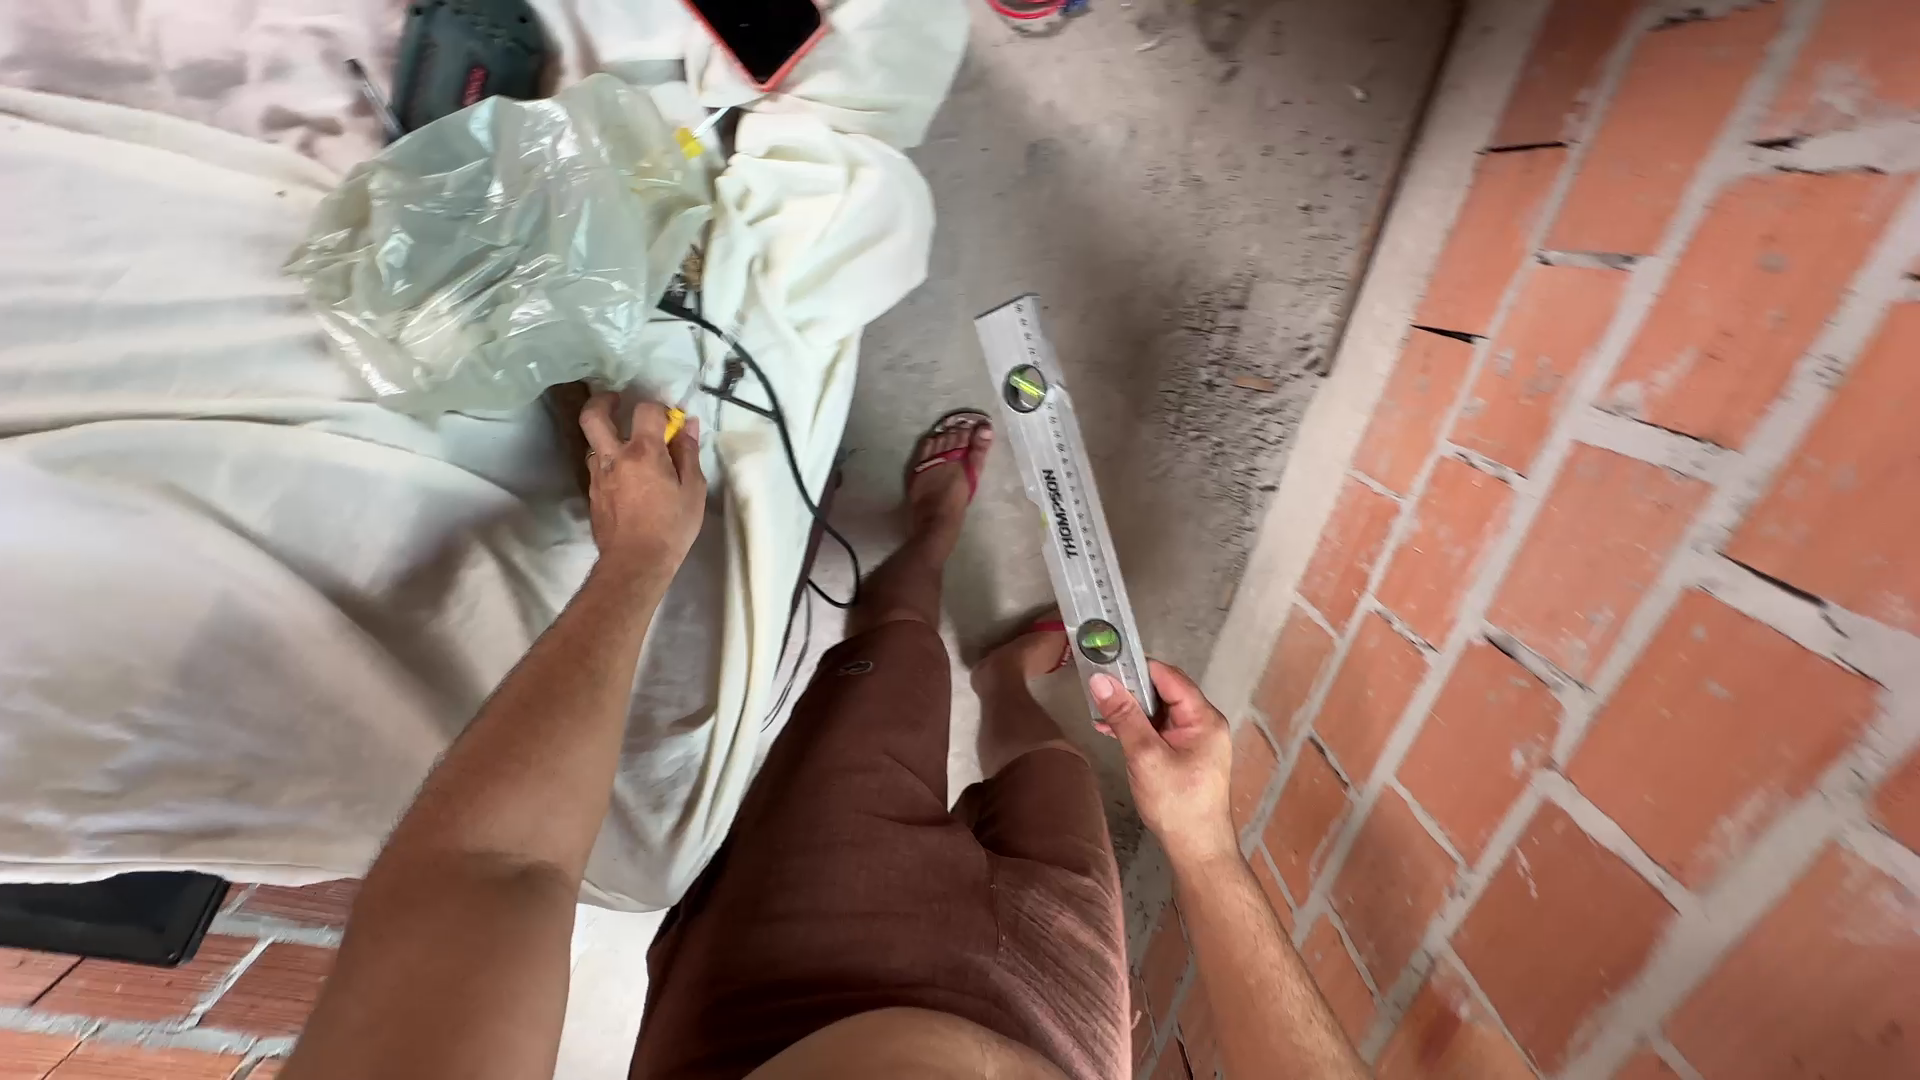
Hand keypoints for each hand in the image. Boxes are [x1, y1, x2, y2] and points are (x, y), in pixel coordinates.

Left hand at [580, 393, 707, 577]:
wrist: (636, 563)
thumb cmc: (672, 527)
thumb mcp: (693, 490)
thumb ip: (688, 453)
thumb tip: (688, 425)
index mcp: (643, 453)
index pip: (646, 411)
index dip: (659, 408)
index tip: (670, 418)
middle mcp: (614, 458)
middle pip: (593, 416)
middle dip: (603, 401)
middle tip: (617, 400)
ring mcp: (598, 475)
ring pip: (593, 442)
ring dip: (607, 435)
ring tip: (627, 444)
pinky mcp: (592, 493)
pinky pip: (598, 466)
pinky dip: (610, 461)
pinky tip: (627, 475)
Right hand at [1090, 661, 1237, 866]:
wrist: (1196, 850)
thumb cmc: (1176, 803)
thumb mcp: (1145, 756)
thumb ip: (1123, 716)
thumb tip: (1100, 680)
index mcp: (1204, 718)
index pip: (1169, 676)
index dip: (1137, 667)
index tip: (1106, 663)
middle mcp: (1203, 723)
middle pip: (1163, 692)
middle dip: (1130, 689)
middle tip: (1099, 688)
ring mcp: (1194, 739)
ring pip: (1157, 710)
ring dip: (1129, 710)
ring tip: (1100, 711)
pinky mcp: (1184, 754)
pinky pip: (1157, 729)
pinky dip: (1136, 727)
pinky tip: (1111, 730)